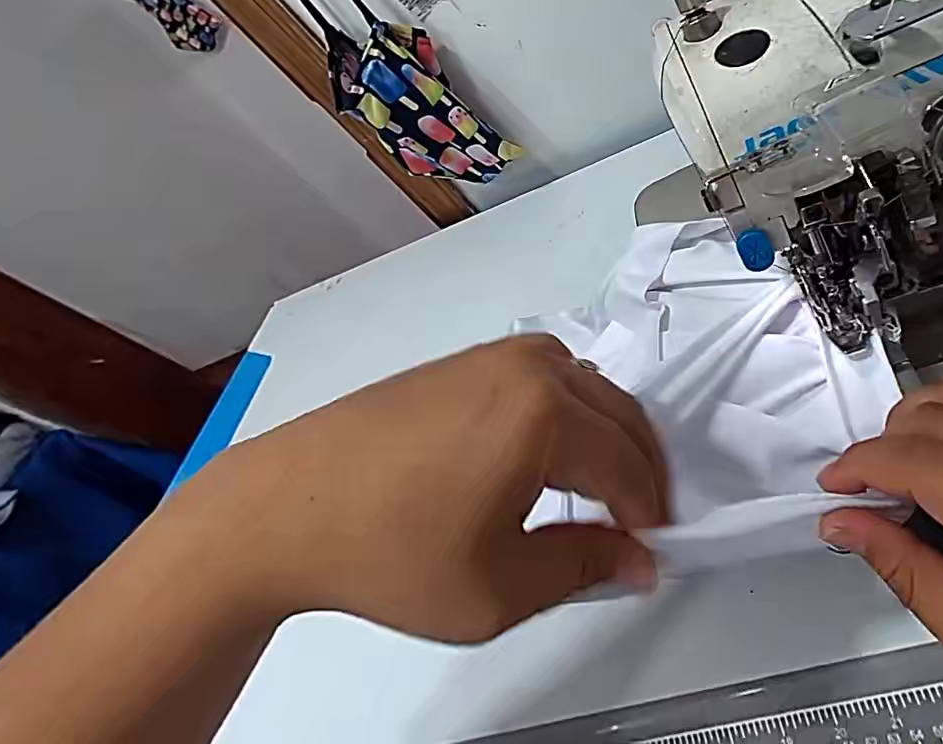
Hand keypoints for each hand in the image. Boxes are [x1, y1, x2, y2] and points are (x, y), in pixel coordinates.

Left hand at [170, 335, 668, 642]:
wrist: (290, 502)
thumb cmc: (392, 550)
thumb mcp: (500, 588)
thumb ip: (586, 567)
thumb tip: (640, 560)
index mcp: (547, 414)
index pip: (627, 465)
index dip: (649, 513)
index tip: (651, 549)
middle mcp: (533, 367)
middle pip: (621, 414)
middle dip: (641, 469)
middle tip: (640, 521)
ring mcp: (499, 354)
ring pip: (591, 387)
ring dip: (610, 433)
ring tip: (603, 487)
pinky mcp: (472, 357)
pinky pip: (551, 373)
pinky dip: (575, 408)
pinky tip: (554, 447)